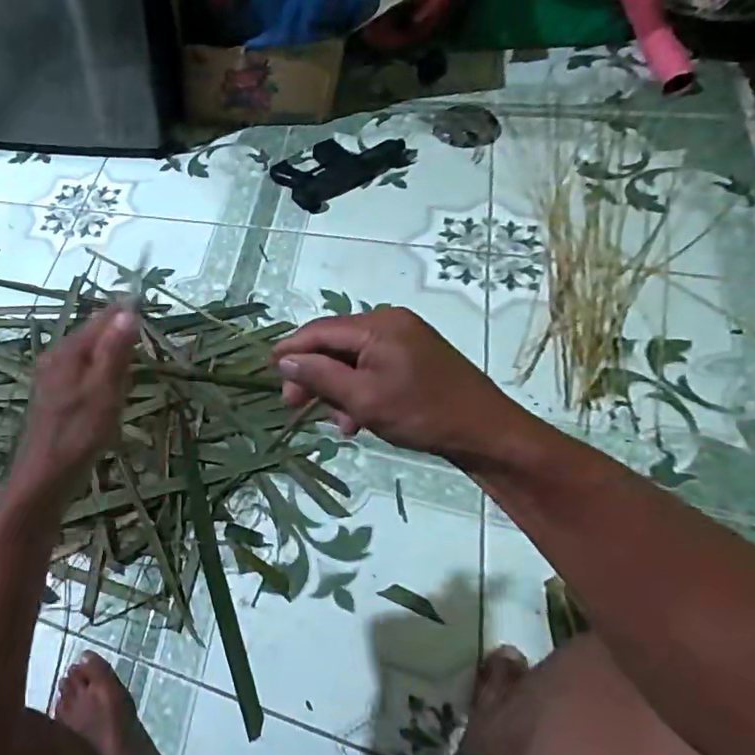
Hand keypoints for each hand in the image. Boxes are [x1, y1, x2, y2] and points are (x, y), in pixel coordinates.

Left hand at [10, 305, 139, 503]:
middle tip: (146, 355)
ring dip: (113, 362)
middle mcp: (56, 358)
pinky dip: (102, 381)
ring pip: (90, 358)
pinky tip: (111, 399)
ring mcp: (53, 379)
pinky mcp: (56, 399)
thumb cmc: (78, 434)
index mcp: (67, 351)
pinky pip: (85, 377)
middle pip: (94, 337)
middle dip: (120, 340)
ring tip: (132, 377)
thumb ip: (115, 350)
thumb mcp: (104, 389)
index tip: (153, 321)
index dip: (127, 315)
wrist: (45, 478)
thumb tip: (128, 312)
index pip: (101, 319)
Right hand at [272, 307, 538, 461]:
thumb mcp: (363, 398)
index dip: (290, 351)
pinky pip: (372, 366)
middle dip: (314, 375)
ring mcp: (405, 338)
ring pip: (352, 359)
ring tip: (337, 423)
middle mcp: (390, 322)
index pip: (319, 331)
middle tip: (294, 406)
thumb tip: (283, 359)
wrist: (486, 432)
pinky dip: (358, 389)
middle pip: (334, 344)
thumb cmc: (422, 414)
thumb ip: (320, 375)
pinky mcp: (414, 356)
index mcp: (378, 325)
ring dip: (337, 389)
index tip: (268, 373)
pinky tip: (357, 419)